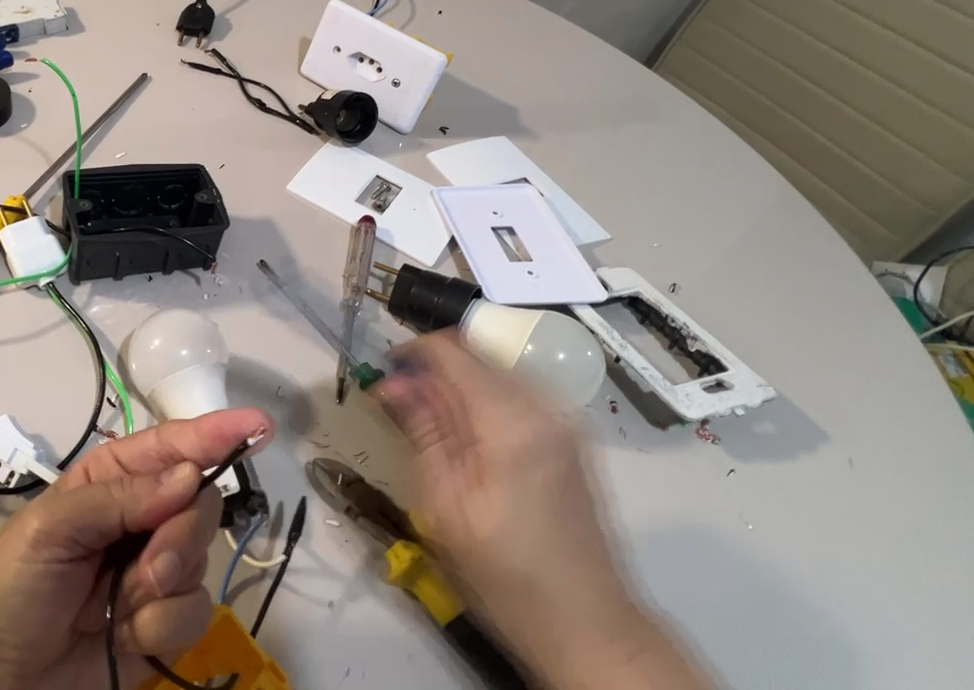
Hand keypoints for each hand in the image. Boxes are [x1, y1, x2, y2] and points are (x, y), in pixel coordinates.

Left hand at [0, 407, 271, 689]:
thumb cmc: (8, 590)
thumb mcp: (50, 529)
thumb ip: (120, 498)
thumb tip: (189, 474)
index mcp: (108, 480)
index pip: (170, 446)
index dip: (214, 433)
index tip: (258, 426)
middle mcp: (138, 517)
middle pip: (198, 501)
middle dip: (182, 531)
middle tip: (148, 563)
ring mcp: (153, 570)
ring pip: (201, 557)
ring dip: (165, 583)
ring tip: (123, 602)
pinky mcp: (163, 621)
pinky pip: (195, 610)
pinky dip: (162, 625)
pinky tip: (126, 634)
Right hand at [377, 333, 710, 689]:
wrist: (590, 624)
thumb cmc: (505, 573)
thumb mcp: (446, 506)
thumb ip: (422, 431)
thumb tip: (393, 383)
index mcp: (510, 421)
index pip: (451, 350)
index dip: (411, 352)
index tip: (384, 375)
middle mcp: (544, 406)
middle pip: (477, 352)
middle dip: (433, 366)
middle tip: (401, 402)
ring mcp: (566, 419)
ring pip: (496, 368)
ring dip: (458, 379)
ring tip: (430, 422)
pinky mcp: (573, 435)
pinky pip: (518, 391)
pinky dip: (485, 396)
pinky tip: (468, 436)